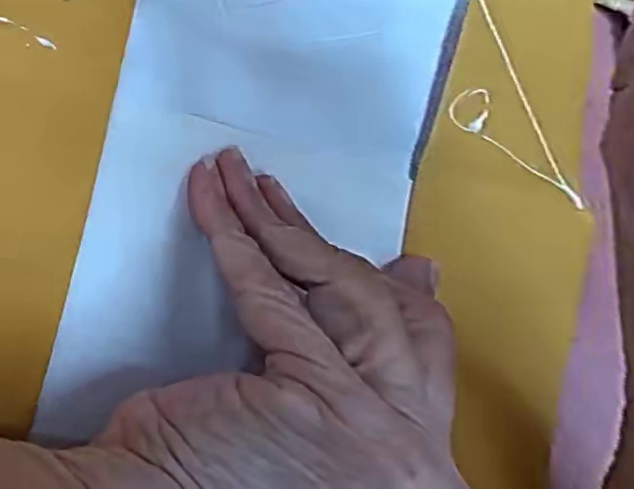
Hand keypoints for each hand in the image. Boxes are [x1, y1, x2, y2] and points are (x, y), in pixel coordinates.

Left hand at [57, 147, 465, 488]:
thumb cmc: (222, 473)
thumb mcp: (304, 431)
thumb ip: (330, 378)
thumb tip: (364, 312)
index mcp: (411, 456)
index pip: (426, 355)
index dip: (407, 296)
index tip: (408, 263)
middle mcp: (410, 449)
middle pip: (385, 313)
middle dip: (320, 238)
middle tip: (269, 187)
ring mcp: (370, 428)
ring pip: (329, 287)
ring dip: (270, 217)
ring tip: (231, 175)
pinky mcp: (312, 401)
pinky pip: (264, 290)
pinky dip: (228, 234)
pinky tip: (207, 199)